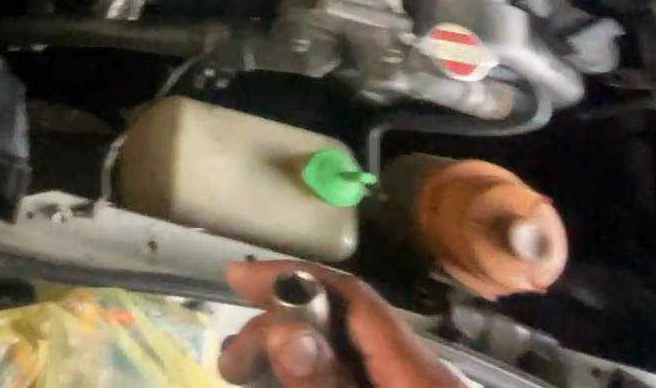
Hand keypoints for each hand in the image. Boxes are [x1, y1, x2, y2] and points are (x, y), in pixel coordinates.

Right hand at [220, 261, 464, 387]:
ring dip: (290, 359)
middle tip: (231, 361)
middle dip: (279, 333)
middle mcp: (424, 379)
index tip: (235, 278)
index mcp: (424, 377)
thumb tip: (282, 328)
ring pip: (345, 358)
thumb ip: (326, 386)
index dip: (292, 278)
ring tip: (243, 374)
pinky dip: (314, 380)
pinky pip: (357, 380)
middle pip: (344, 328)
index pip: (353, 297)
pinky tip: (281, 384)